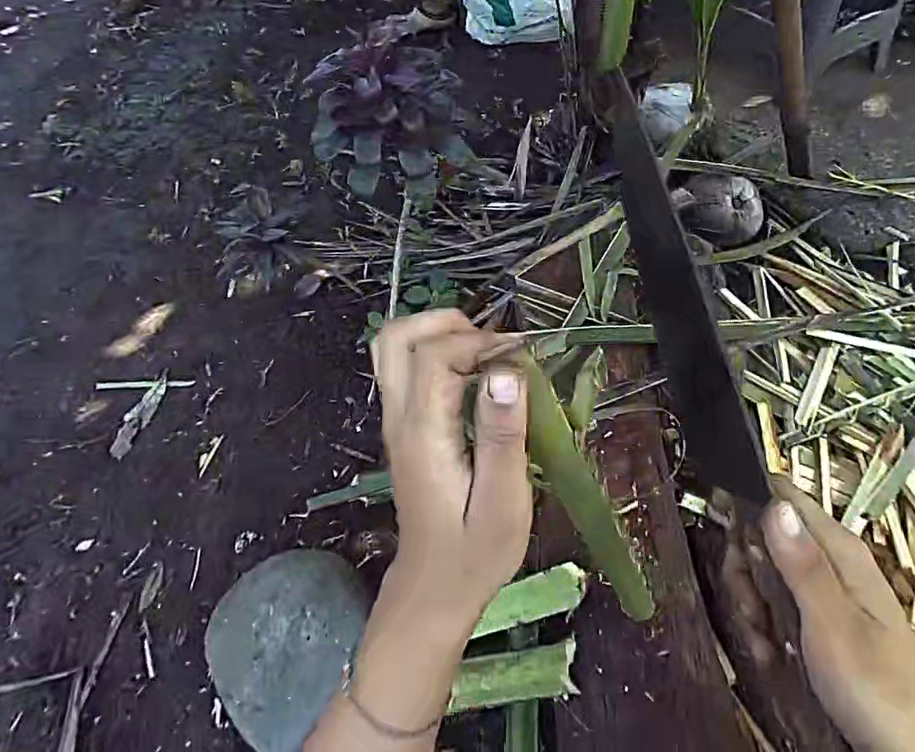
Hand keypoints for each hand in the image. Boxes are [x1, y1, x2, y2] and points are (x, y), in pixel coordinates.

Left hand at [306, 311, 531, 750]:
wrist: (433, 591)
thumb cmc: (474, 553)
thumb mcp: (503, 501)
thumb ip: (502, 435)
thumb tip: (506, 371)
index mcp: (423, 434)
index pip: (434, 356)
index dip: (479, 342)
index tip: (520, 358)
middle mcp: (400, 418)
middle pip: (396, 337)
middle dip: (446, 323)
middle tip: (492, 344)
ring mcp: (396, 420)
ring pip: (394, 347)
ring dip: (439, 333)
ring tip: (485, 353)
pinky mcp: (404, 426)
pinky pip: (406, 367)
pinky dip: (438, 351)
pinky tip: (475, 375)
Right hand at [760, 477, 914, 751]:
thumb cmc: (884, 693)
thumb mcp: (834, 624)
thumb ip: (803, 564)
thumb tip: (775, 505)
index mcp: (839, 550)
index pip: (782, 498)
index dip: (749, 512)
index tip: (735, 548)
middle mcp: (834, 562)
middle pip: (769, 537)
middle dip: (747, 569)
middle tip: (750, 605)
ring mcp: (829, 592)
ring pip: (770, 574)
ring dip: (755, 604)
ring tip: (763, 638)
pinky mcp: (824, 622)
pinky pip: (781, 607)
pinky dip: (769, 628)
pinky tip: (772, 653)